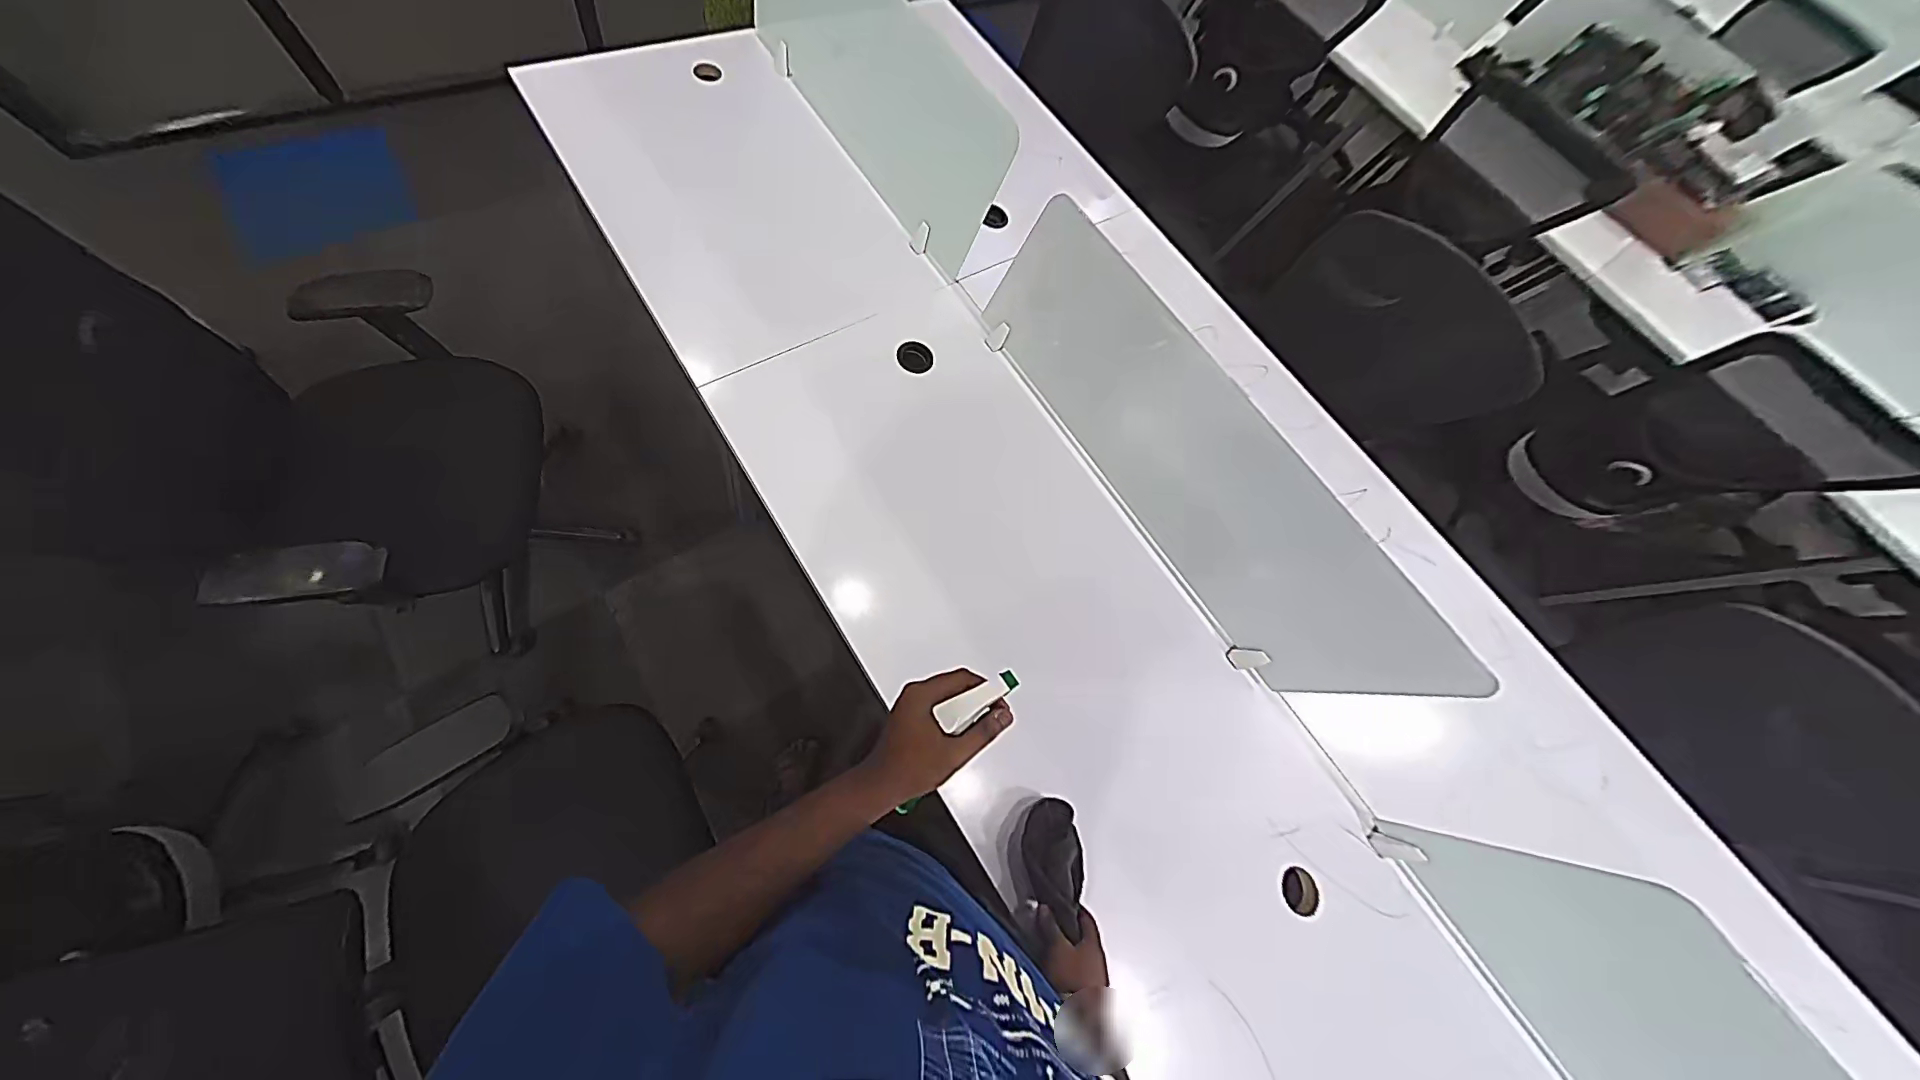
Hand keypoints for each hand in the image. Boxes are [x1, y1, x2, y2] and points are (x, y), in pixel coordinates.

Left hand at [854, 669, 1012, 806]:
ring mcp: (910, 704)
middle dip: (977, 700)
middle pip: (955, 685)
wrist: (881, 785)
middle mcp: (914, 695)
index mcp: (921, 696)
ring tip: (975, 729)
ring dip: (965, 709)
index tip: (999, 702)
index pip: (963, 678)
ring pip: (947, 696)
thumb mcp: (955, 752)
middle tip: (993, 715)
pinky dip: (952, 715)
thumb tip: (1001, 716)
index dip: (986, 689)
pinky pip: (938, 705)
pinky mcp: (910, 714)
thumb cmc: (907, 770)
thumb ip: (983, 732)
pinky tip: (959, 734)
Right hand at [1037, 905, 1107, 996]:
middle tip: (1052, 925)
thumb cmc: (1072, 979)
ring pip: (1080, 959)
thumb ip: (1050, 926)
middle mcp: (1098, 961)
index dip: (1074, 909)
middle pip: (1084, 939)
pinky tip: (1053, 974)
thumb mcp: (1056, 947)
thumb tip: (1045, 908)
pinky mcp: (1088, 1001)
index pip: (1086, 918)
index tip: (1063, 903)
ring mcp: (1094, 982)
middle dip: (1069, 932)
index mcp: (1094, 943)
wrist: (1080, 1024)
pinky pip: (1076, 977)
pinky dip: (1066, 971)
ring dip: (1067, 953)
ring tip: (1048, 949)